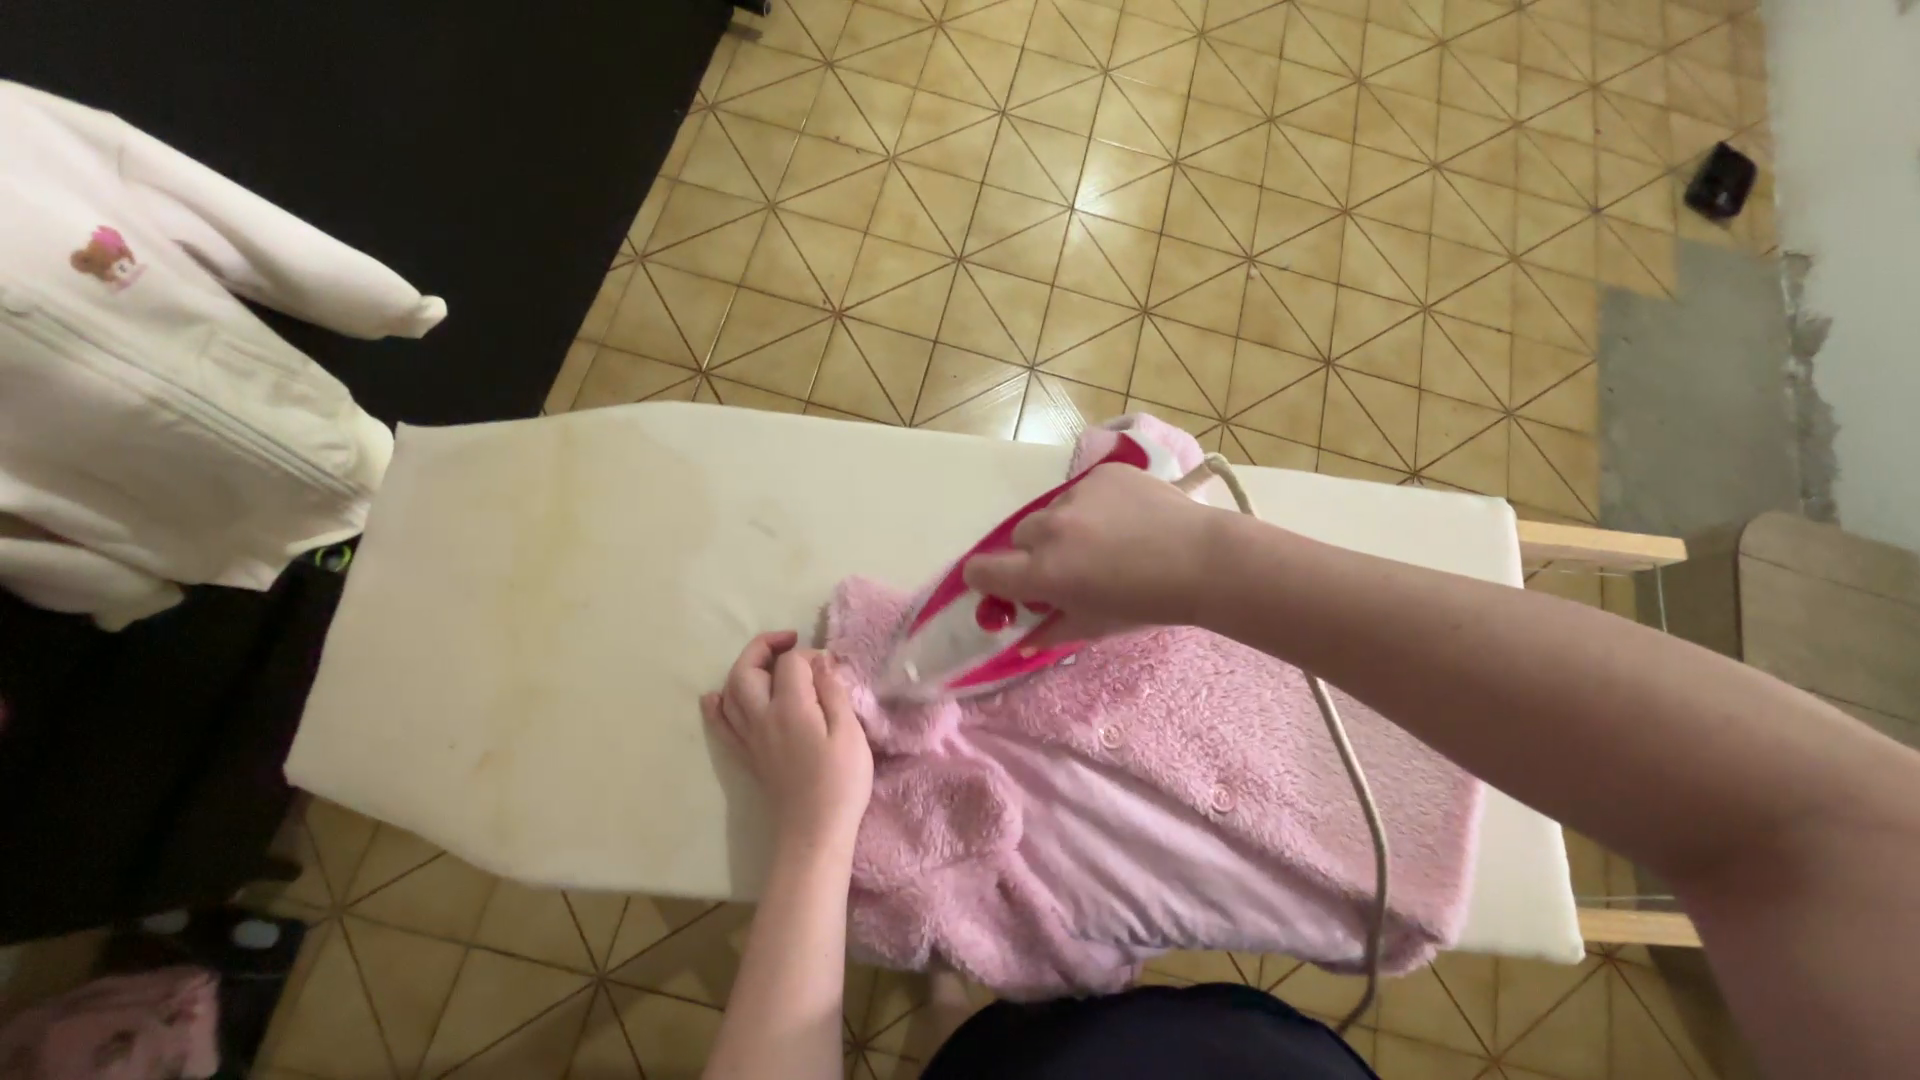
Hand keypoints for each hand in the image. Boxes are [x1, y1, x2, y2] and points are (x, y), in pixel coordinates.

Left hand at [703, 631, 873, 850]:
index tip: (830, 667)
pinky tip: (715, 697)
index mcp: (790, 707)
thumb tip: (820, 663)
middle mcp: (761, 716)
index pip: (790, 663)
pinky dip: (716, 706)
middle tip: (790, 643)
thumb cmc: (840, 782)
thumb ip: (833, 692)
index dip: (809, 655)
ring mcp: (749, 737)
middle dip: (765, 647)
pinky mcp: (746, 756)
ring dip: (745, 668)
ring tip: (767, 663)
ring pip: (731, 691)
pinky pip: (722, 725)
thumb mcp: (850, 732)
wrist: (814, 832)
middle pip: (746, 669)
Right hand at [961, 463, 1226, 644]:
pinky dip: (1094, 506)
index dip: (987, 580)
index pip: (981, 571)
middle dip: (1034, 554)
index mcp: (1042, 573)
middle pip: (1018, 539)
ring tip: (1106, 541)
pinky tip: (1126, 520)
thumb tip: (1023, 636)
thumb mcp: (1094, 627)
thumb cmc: (1147, 604)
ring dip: (1064, 528)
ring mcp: (1076, 495)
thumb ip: (1049, 630)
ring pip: (1051, 513)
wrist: (1203, 560)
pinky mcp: (1102, 473)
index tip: (1005, 586)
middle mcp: (1049, 529)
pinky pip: (1082, 491)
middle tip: (1070, 568)